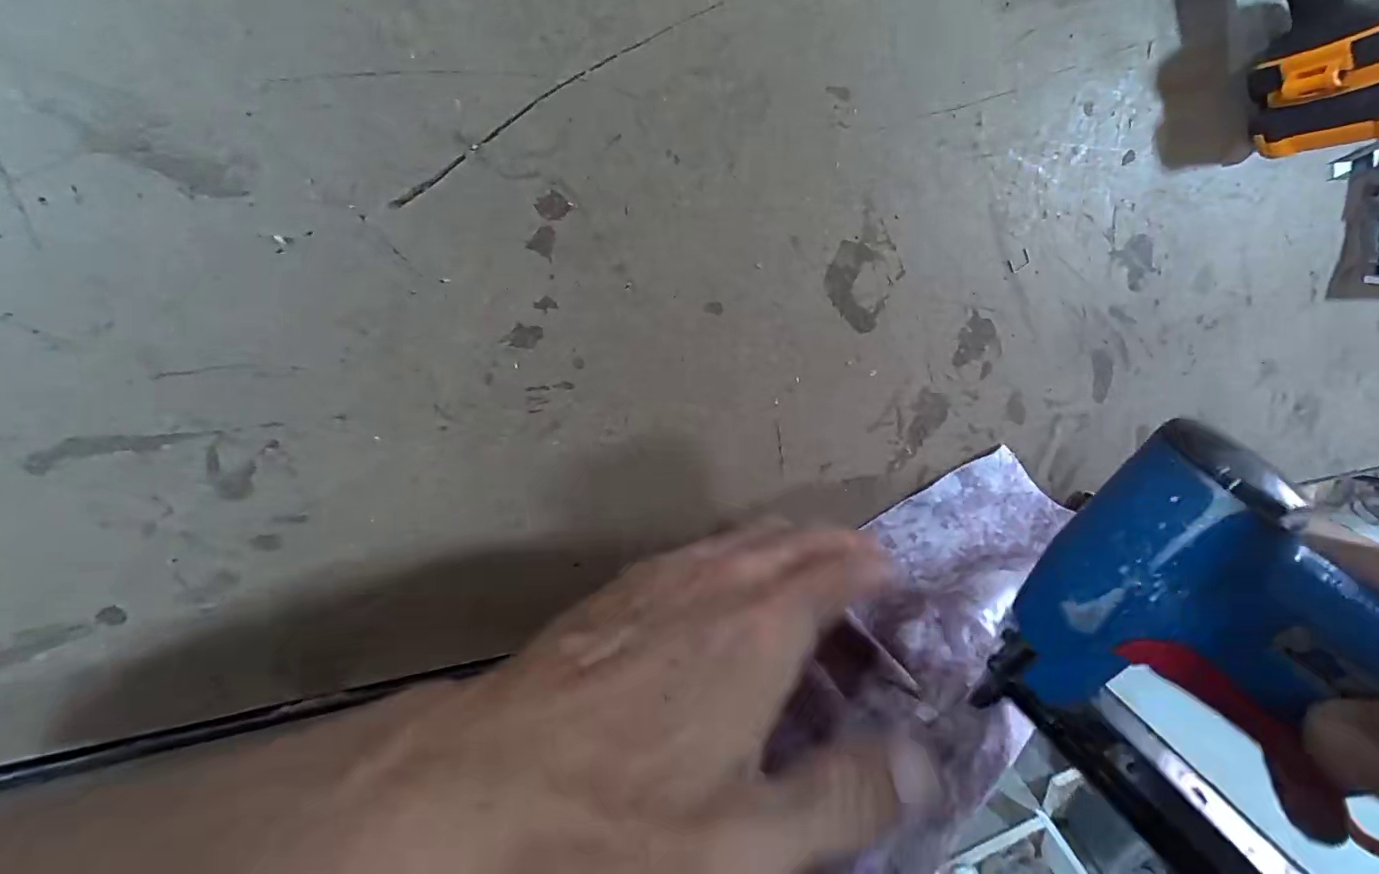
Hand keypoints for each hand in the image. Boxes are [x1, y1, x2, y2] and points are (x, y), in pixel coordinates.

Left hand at [0, 525, 940, 873]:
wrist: (457, 802)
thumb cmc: (614, 829)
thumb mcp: (747, 847)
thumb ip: (845, 797)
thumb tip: (921, 761)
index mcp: (763, 621)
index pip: (843, 566)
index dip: (881, 572)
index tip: (905, 593)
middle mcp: (721, 577)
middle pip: (800, 536)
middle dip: (842, 549)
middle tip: (869, 589)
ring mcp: (664, 576)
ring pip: (750, 537)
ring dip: (791, 548)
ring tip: (809, 582)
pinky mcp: (618, 591)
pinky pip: (704, 552)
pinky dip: (739, 559)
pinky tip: (724, 598)